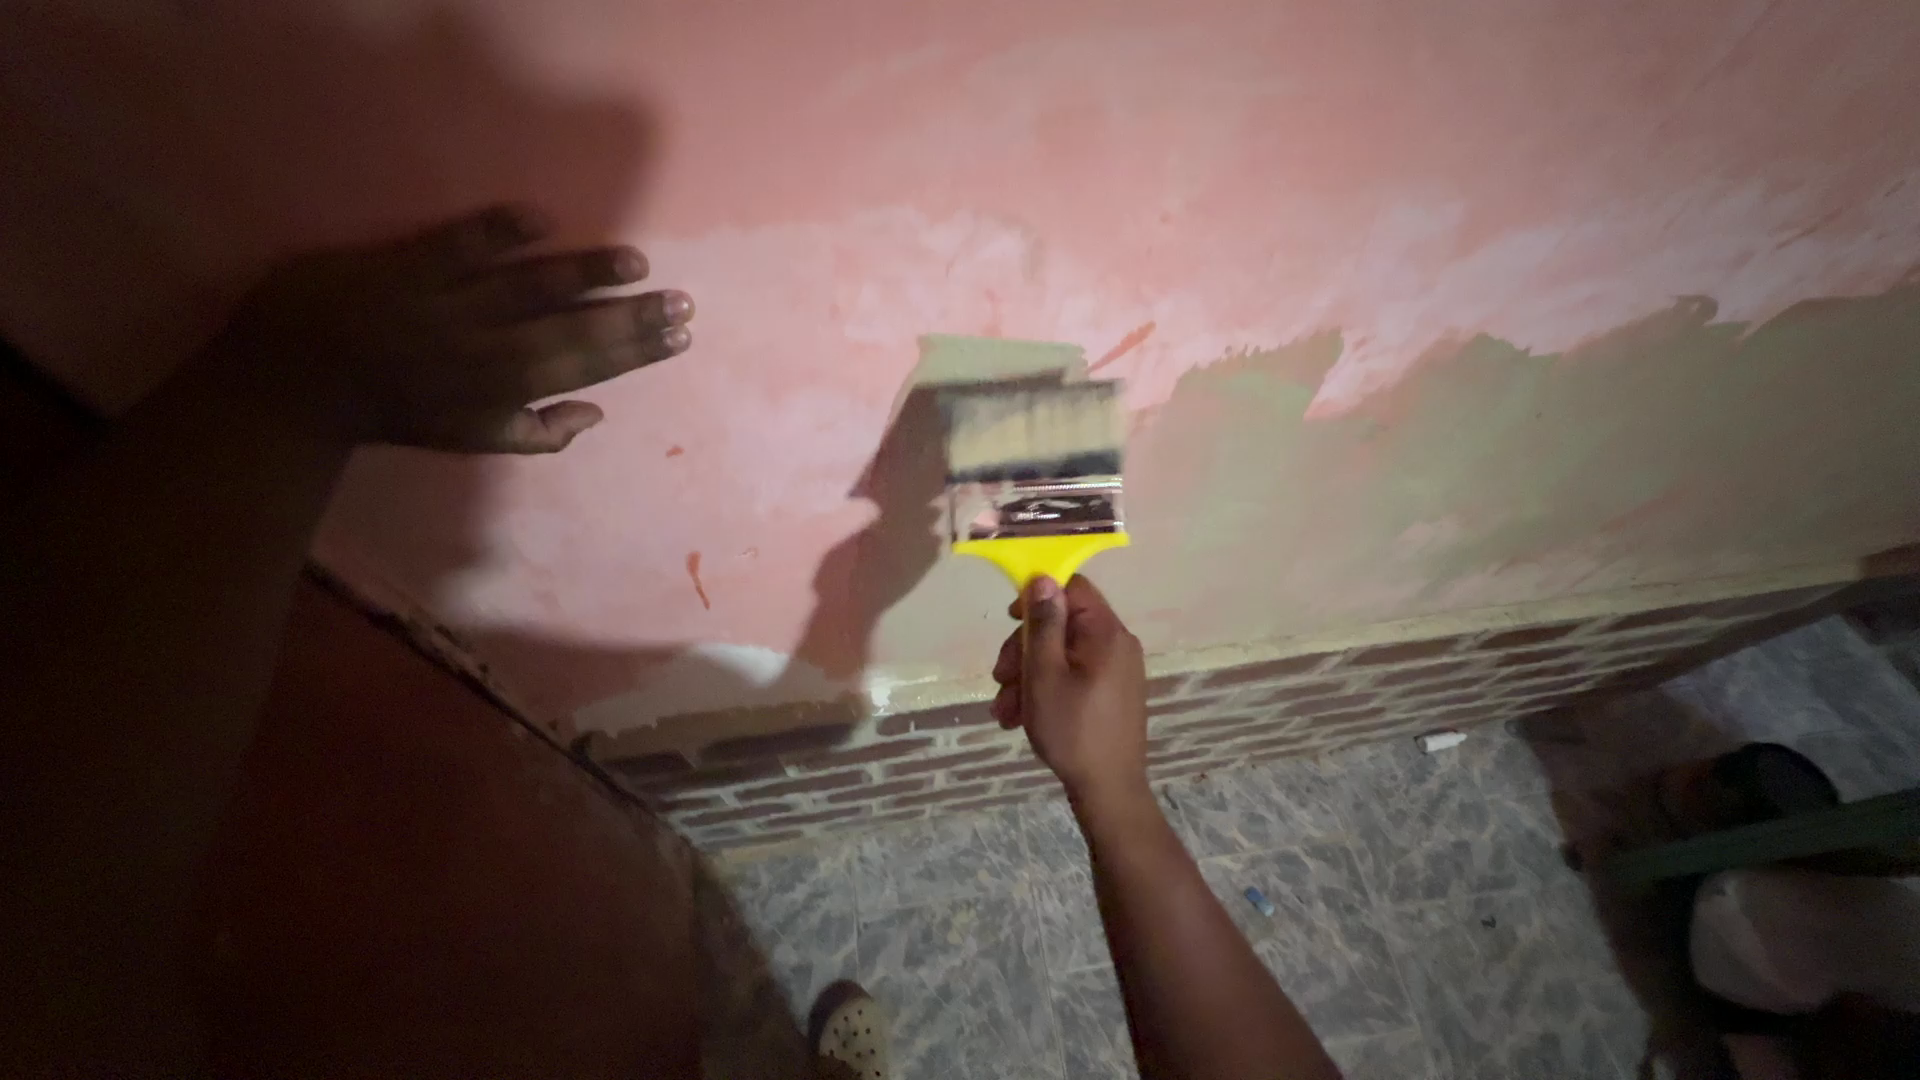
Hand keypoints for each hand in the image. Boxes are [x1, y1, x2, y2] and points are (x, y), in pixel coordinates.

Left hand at [207, 205, 693, 452]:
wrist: (301, 383)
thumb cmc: (400, 414)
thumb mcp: (475, 440)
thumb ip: (539, 433)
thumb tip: (597, 414)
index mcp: (509, 388)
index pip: (589, 366)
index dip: (639, 352)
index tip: (679, 338)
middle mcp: (492, 347)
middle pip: (574, 328)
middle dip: (634, 317)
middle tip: (681, 303)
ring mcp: (451, 304)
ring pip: (531, 287)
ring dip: (587, 274)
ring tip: (636, 263)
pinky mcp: (409, 266)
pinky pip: (458, 246)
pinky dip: (498, 232)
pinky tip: (542, 218)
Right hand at [990, 575, 1148, 803]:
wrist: (1108, 791)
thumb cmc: (1073, 730)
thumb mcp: (1045, 674)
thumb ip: (1044, 623)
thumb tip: (1043, 577)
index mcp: (1107, 633)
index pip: (1074, 588)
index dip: (1039, 595)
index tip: (1011, 618)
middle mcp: (1116, 645)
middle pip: (1062, 624)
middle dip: (1024, 649)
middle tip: (999, 678)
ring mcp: (1115, 671)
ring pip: (1060, 654)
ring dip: (1026, 675)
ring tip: (1004, 711)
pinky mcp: (1109, 693)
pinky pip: (1072, 676)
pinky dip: (1044, 690)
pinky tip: (1019, 717)